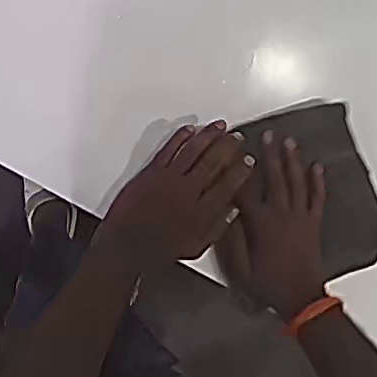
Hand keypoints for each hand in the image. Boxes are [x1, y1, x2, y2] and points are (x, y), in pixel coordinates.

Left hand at [96, 122, 256, 272]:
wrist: (127, 244)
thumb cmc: (158, 249)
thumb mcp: (194, 246)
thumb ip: (216, 229)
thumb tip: (232, 212)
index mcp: (202, 212)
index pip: (228, 185)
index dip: (240, 171)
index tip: (249, 160)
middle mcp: (189, 191)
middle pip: (214, 162)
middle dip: (228, 147)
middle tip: (237, 137)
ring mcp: (169, 179)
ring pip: (193, 150)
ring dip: (208, 136)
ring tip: (219, 126)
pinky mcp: (152, 171)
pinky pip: (169, 149)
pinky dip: (180, 137)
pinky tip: (189, 129)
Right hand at [219, 133, 328, 318]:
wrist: (302, 300)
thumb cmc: (268, 284)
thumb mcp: (240, 267)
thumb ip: (230, 239)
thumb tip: (225, 211)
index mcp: (260, 223)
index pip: (244, 189)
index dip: (237, 169)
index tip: (232, 151)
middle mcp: (281, 214)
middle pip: (274, 178)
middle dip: (270, 154)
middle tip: (267, 135)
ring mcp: (300, 217)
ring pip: (296, 182)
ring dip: (292, 161)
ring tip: (289, 142)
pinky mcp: (314, 223)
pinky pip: (317, 198)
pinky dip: (318, 181)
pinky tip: (317, 167)